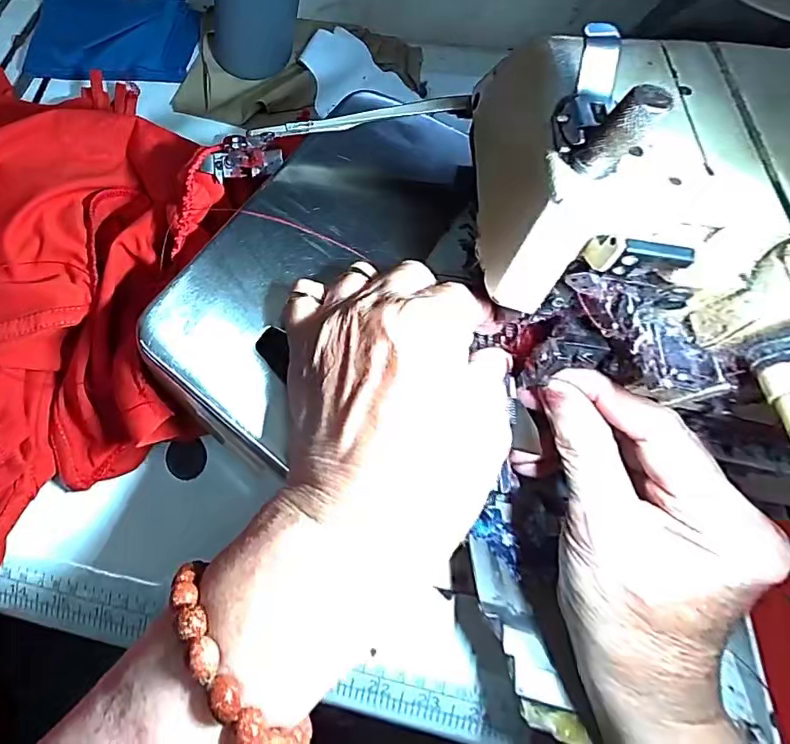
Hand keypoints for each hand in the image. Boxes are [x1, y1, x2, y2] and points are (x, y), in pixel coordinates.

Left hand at [280, 260, 509, 573]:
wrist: (353, 514)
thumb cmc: (417, 485)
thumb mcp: (484, 430)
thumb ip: (486, 379)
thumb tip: (485, 361)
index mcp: (427, 325)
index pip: (458, 293)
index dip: (475, 312)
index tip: (478, 325)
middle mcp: (375, 313)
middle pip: (408, 275)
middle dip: (429, 298)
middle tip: (437, 328)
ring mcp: (334, 324)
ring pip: (359, 275)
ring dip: (379, 292)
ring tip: (389, 321)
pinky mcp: (303, 343)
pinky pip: (305, 295)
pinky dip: (324, 299)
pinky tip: (339, 317)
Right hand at [515, 370, 789, 742]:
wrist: (634, 672)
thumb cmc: (624, 620)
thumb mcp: (597, 525)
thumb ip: (582, 450)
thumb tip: (562, 392)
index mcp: (731, 523)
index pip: (664, 432)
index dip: (607, 398)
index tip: (561, 379)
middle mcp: (734, 514)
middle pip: (650, 437)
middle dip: (588, 416)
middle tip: (544, 397)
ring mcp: (711, 514)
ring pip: (635, 448)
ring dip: (582, 435)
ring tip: (540, 431)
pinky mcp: (683, 513)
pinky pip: (631, 466)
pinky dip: (590, 457)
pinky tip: (555, 454)